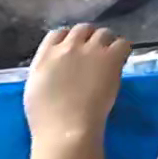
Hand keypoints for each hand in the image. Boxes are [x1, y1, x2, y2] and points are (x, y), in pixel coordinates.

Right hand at [24, 24, 129, 147]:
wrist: (67, 130)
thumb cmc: (46, 120)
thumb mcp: (34, 88)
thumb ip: (46, 69)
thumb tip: (56, 65)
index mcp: (46, 55)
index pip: (58, 33)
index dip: (67, 40)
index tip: (73, 51)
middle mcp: (69, 46)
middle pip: (82, 29)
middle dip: (88, 39)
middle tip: (93, 55)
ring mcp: (91, 49)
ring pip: (103, 33)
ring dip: (106, 44)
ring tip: (108, 59)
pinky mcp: (111, 57)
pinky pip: (122, 43)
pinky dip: (122, 50)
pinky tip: (120, 62)